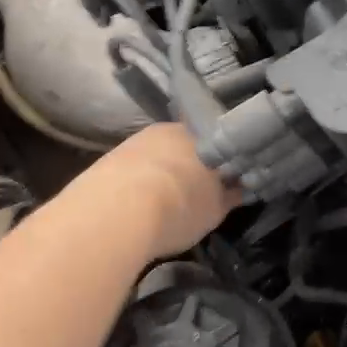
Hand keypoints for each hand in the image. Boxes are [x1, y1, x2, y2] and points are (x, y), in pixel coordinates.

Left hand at [90, 123, 239, 257]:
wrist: (111, 216)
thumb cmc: (178, 207)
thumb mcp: (214, 210)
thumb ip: (229, 196)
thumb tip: (241, 189)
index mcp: (205, 134)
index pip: (223, 144)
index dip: (227, 162)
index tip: (230, 179)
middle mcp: (171, 129)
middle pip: (188, 146)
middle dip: (194, 164)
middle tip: (198, 189)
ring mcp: (136, 142)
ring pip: (158, 156)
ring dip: (164, 172)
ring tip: (166, 199)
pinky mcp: (106, 160)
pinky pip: (133, 169)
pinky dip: (138, 183)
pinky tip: (139, 204)